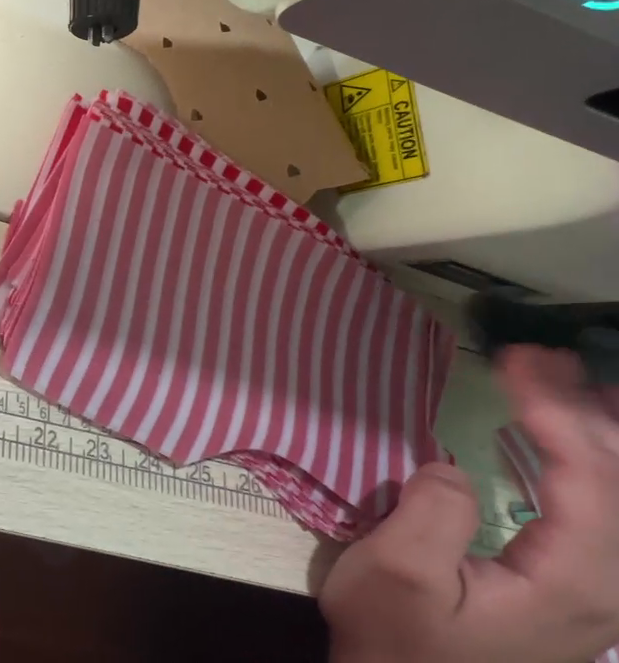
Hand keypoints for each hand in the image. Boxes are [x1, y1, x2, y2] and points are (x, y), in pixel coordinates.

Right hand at [321, 346, 618, 662]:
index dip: (558, 419)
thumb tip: (452, 464)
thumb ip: (432, 511)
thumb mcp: (394, 571)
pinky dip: (580, 469)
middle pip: (617, 489)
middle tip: (543, 357)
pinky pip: (597, 517)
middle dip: (586, 416)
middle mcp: (603, 588)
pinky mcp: (570, 591)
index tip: (514, 366)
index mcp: (569, 582)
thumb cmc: (395, 634)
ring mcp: (592, 592)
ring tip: (567, 384)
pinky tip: (551, 446)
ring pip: (615, 502)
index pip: (588, 485)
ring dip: (592, 438)